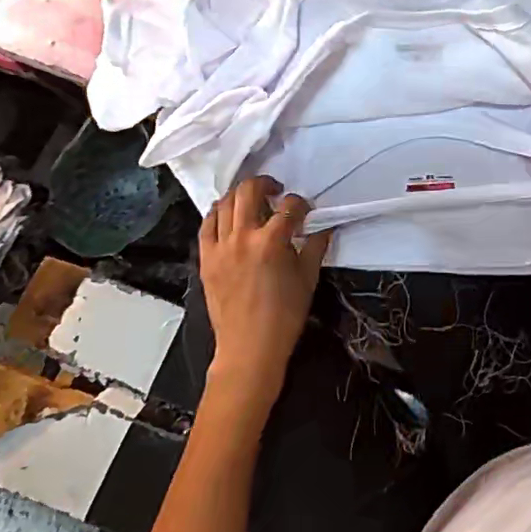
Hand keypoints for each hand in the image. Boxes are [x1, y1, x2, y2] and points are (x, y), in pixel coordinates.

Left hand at [199, 175, 331, 419]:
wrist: (250, 347)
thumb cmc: (284, 316)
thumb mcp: (308, 279)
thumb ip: (315, 247)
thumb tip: (324, 228)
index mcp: (272, 241)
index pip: (289, 207)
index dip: (301, 204)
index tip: (305, 211)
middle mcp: (243, 237)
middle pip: (249, 191)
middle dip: (265, 184)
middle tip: (275, 190)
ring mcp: (220, 246)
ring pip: (224, 203)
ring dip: (240, 195)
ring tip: (251, 200)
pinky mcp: (206, 258)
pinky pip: (206, 225)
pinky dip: (217, 214)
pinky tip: (226, 214)